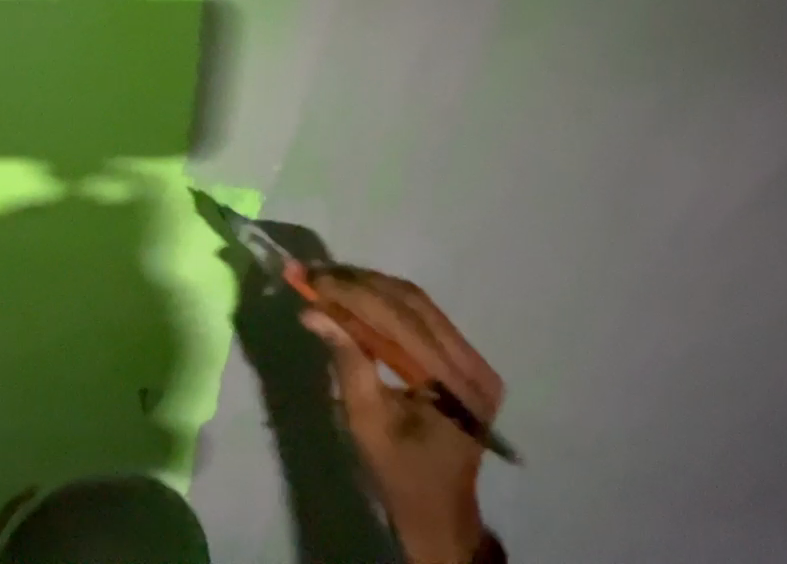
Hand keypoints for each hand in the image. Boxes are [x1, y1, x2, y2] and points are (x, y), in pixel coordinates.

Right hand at [299, 269, 504, 563]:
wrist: (439, 512)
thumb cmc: (398, 473)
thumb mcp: (365, 420)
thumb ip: (346, 360)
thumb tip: (314, 312)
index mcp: (454, 386)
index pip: (399, 321)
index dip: (352, 294)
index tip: (311, 280)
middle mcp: (473, 365)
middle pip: (412, 303)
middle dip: (359, 284)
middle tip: (314, 274)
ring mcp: (476, 361)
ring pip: (418, 303)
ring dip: (371, 288)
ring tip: (329, 281)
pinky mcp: (468, 360)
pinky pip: (425, 318)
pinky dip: (387, 304)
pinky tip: (356, 298)